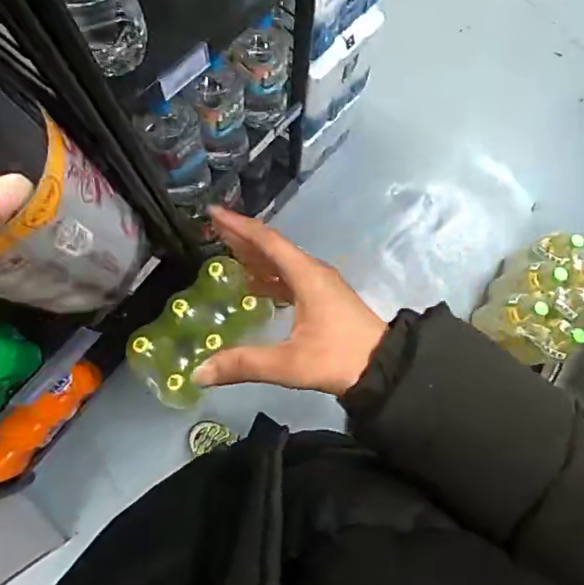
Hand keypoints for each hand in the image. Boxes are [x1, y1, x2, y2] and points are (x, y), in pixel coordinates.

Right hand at [193, 207, 384, 395]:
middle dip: (242, 236)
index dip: (238, 225)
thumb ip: (244, 364)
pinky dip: (268, 275)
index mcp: (306, 275)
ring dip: (255, 255)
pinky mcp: (324, 298)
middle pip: (272, 247)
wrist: (385, 368)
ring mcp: (320, 284)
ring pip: (282, 261)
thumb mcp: (289, 364)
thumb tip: (199, 372)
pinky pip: (290, 277)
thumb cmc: (339, 359)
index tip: (213, 212)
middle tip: (212, 228)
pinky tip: (253, 286)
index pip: (267, 241)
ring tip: (225, 252)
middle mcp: (313, 272)